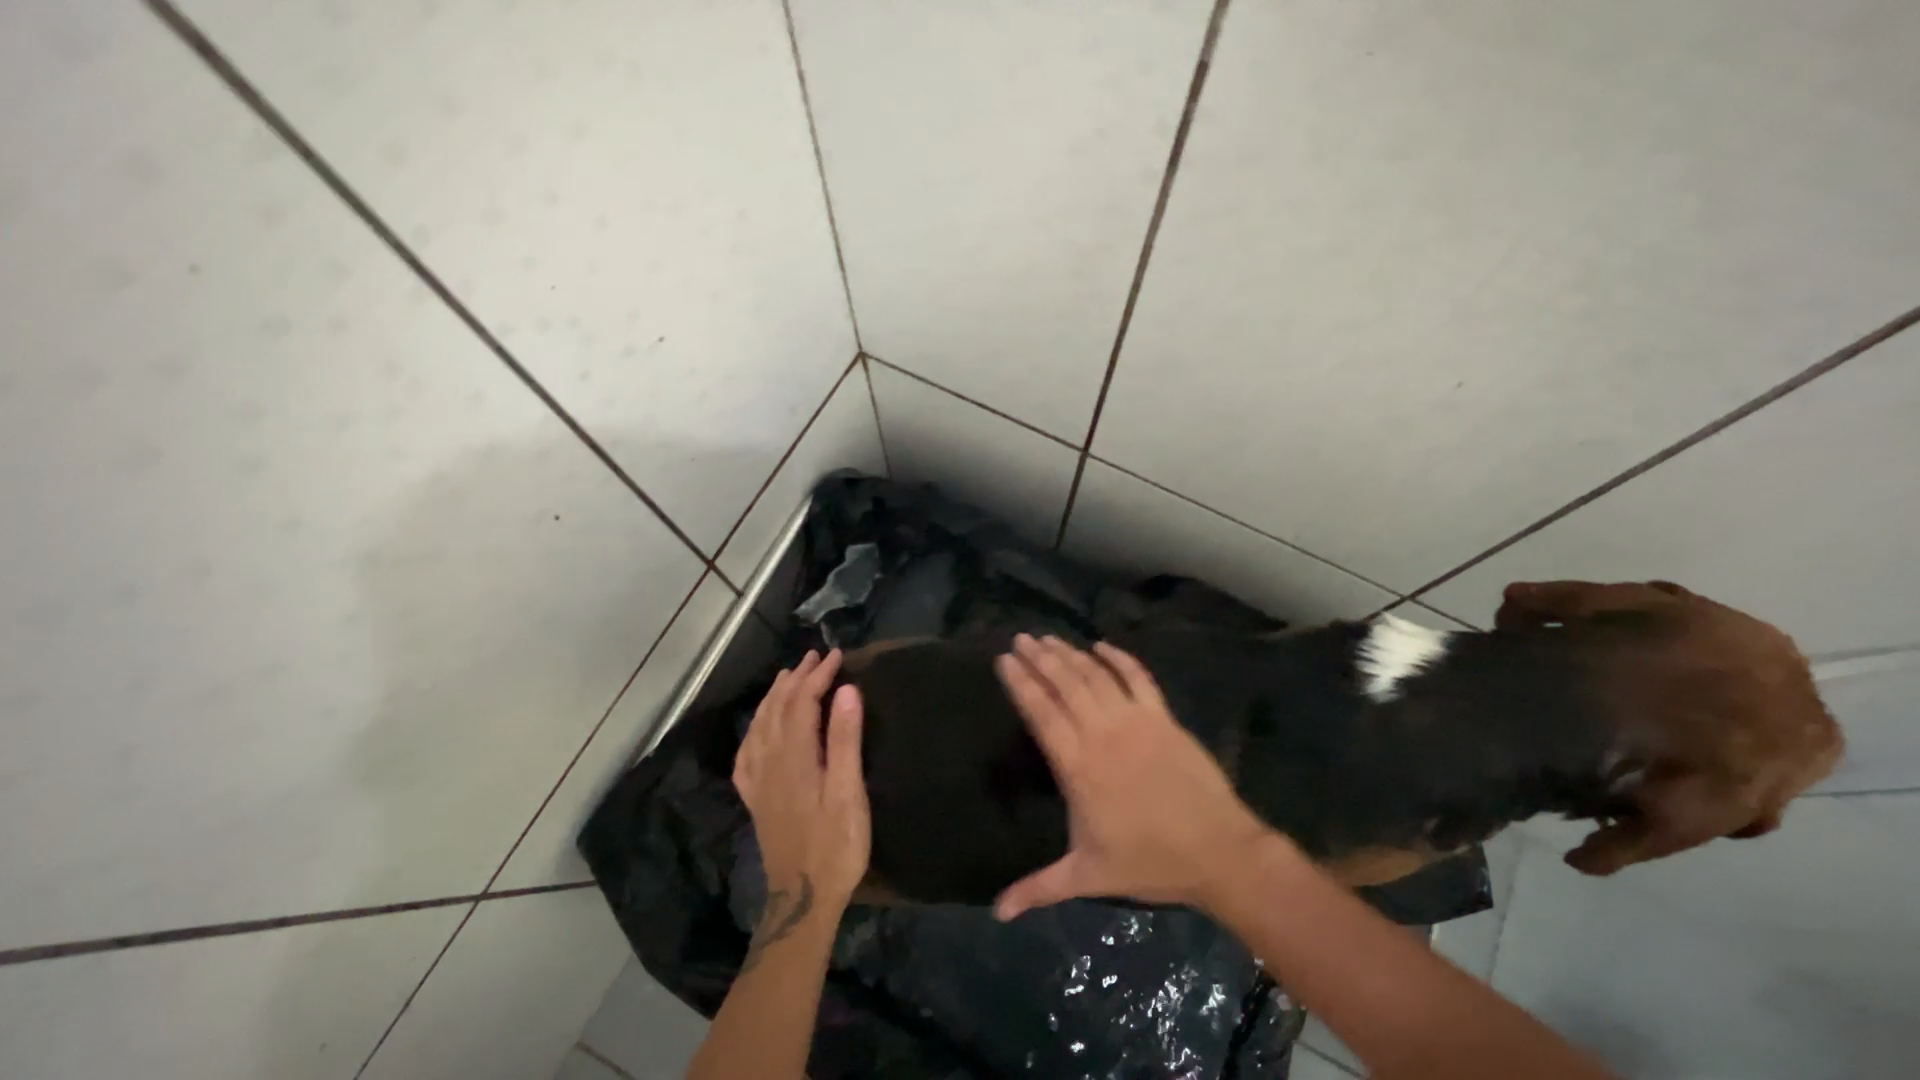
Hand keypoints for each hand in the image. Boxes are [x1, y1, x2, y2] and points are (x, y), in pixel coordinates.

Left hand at [733, 650, 870, 909]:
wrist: (803, 896)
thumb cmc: (836, 845)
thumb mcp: (849, 792)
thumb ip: (845, 740)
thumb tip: (846, 690)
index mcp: (795, 756)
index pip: (802, 702)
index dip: (818, 675)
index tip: (837, 656)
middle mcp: (769, 761)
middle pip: (778, 708)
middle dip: (796, 679)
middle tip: (815, 657)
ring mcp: (757, 781)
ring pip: (759, 726)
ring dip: (774, 697)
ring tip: (787, 678)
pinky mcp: (755, 799)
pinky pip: (747, 752)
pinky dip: (755, 729)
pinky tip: (759, 729)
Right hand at [993, 635, 1278, 919]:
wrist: (1217, 851)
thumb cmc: (1148, 862)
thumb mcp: (1087, 876)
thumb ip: (1039, 888)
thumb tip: (997, 912)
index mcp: (1078, 766)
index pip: (1041, 713)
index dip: (1021, 684)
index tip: (1004, 660)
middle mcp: (1102, 734)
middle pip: (1065, 684)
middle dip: (1040, 658)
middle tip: (1020, 638)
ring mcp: (1136, 721)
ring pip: (1096, 676)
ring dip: (1071, 654)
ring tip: (1049, 638)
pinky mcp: (1164, 718)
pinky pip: (1139, 678)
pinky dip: (1120, 659)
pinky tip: (1103, 646)